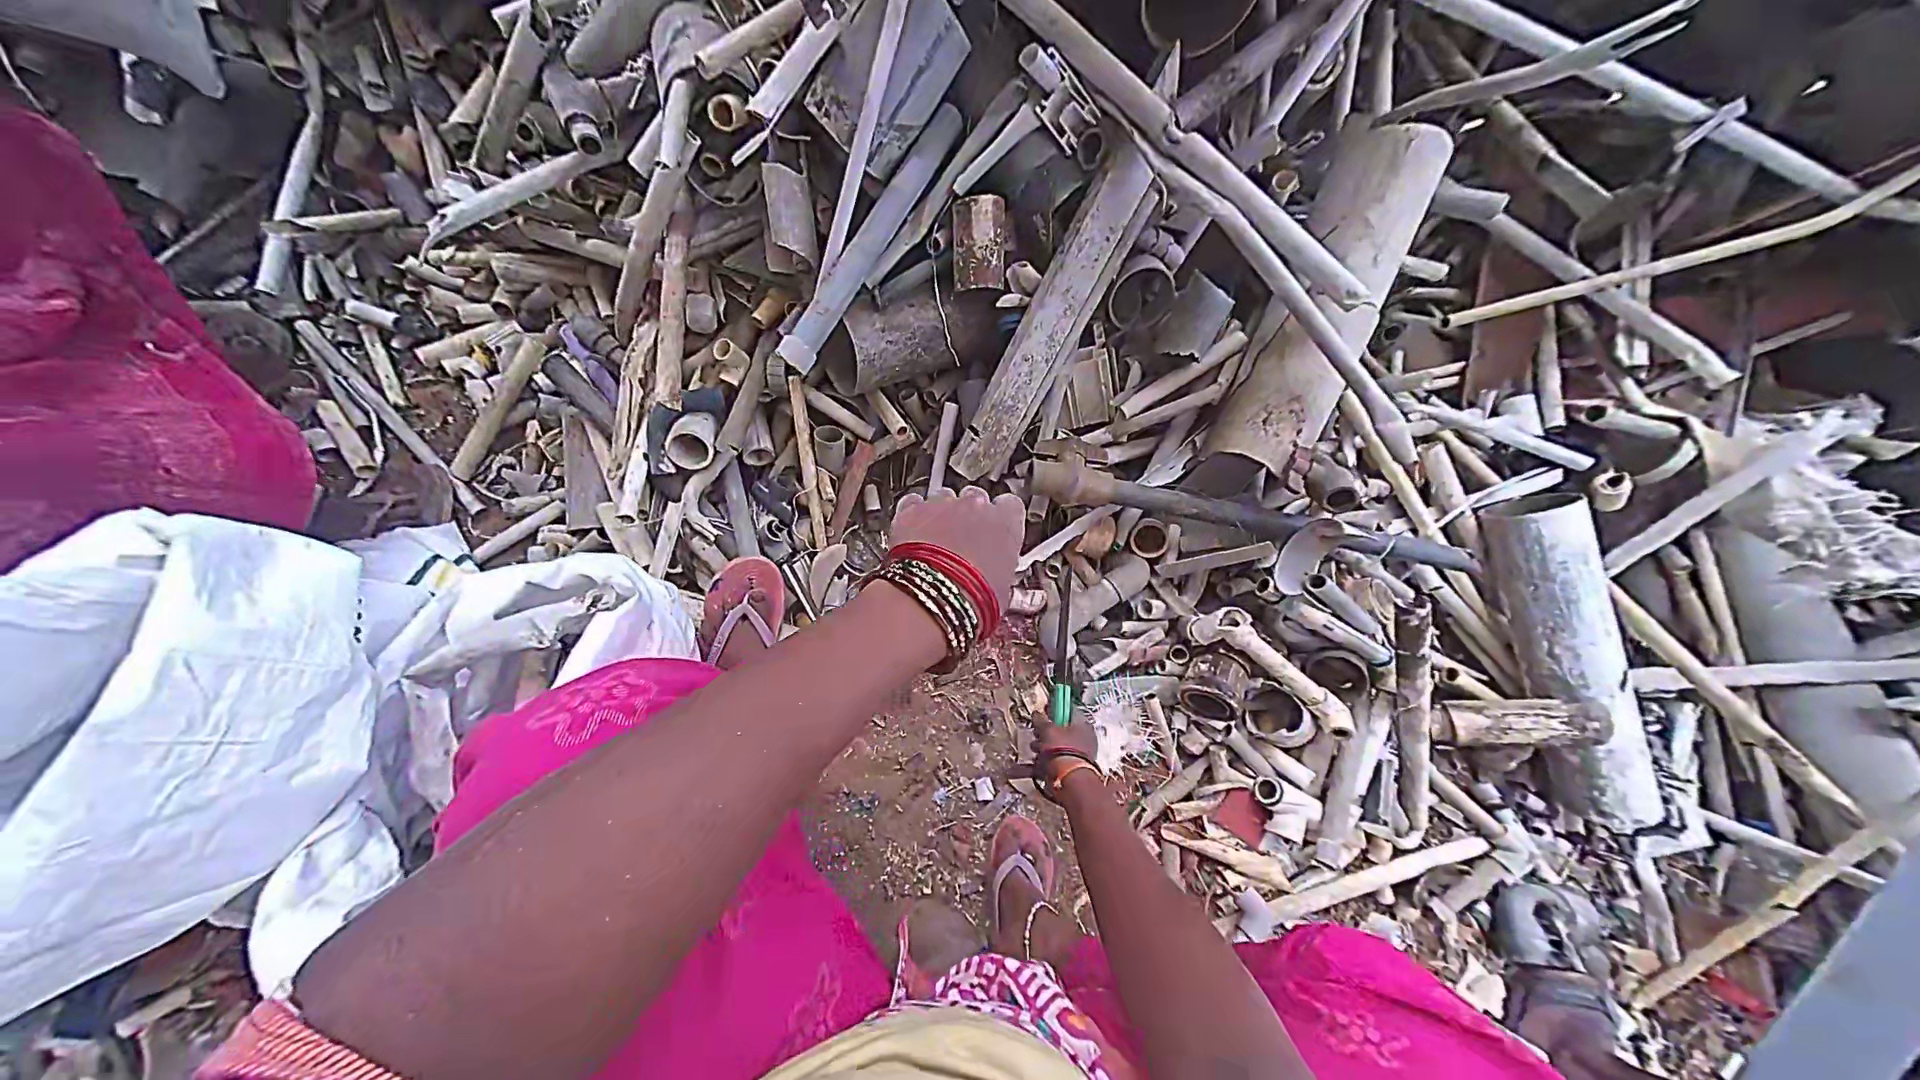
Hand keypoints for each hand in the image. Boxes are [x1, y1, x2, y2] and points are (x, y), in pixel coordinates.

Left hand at [889, 486, 1024, 607]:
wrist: (933, 599)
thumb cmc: (971, 600)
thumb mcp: (1003, 589)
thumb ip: (1001, 567)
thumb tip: (995, 576)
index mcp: (1006, 522)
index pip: (1010, 505)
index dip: (1001, 519)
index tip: (996, 532)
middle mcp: (975, 506)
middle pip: (975, 499)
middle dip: (969, 517)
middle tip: (962, 545)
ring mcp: (941, 505)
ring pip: (943, 499)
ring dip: (941, 517)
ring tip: (935, 546)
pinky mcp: (911, 510)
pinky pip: (913, 503)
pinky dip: (913, 516)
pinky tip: (913, 535)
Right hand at [1027, 705, 1102, 801]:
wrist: (1068, 781)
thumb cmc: (1062, 750)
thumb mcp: (1047, 729)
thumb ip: (1041, 720)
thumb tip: (1037, 714)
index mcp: (1083, 726)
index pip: (1069, 712)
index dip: (1055, 709)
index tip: (1044, 709)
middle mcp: (1082, 742)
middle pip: (1059, 733)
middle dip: (1044, 734)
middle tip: (1036, 732)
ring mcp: (1074, 758)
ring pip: (1052, 750)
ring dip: (1039, 751)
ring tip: (1033, 750)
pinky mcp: (1066, 772)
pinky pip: (1047, 766)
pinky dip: (1034, 767)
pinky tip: (1017, 770)